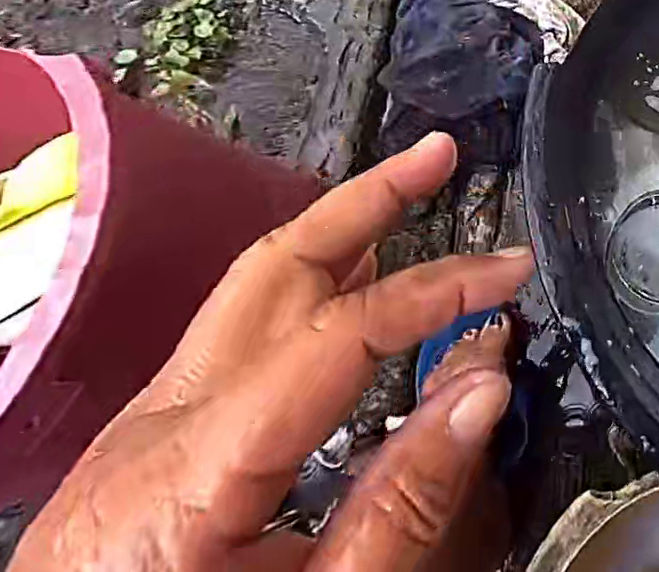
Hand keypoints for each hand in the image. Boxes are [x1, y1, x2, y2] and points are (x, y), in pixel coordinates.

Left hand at [11, 132, 534, 571]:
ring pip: (257, 283)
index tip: (512, 272)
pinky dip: (324, 277)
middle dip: (368, 197)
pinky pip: (253, 322)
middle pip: (274, 267)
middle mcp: (153, 426)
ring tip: (413, 188)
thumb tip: (487, 384)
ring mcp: (146, 423)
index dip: (438, 288)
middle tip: (439, 156)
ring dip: (346, 223)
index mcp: (183, 478)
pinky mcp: (159, 432)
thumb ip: (405, 502)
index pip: (340, 333)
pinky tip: (364, 272)